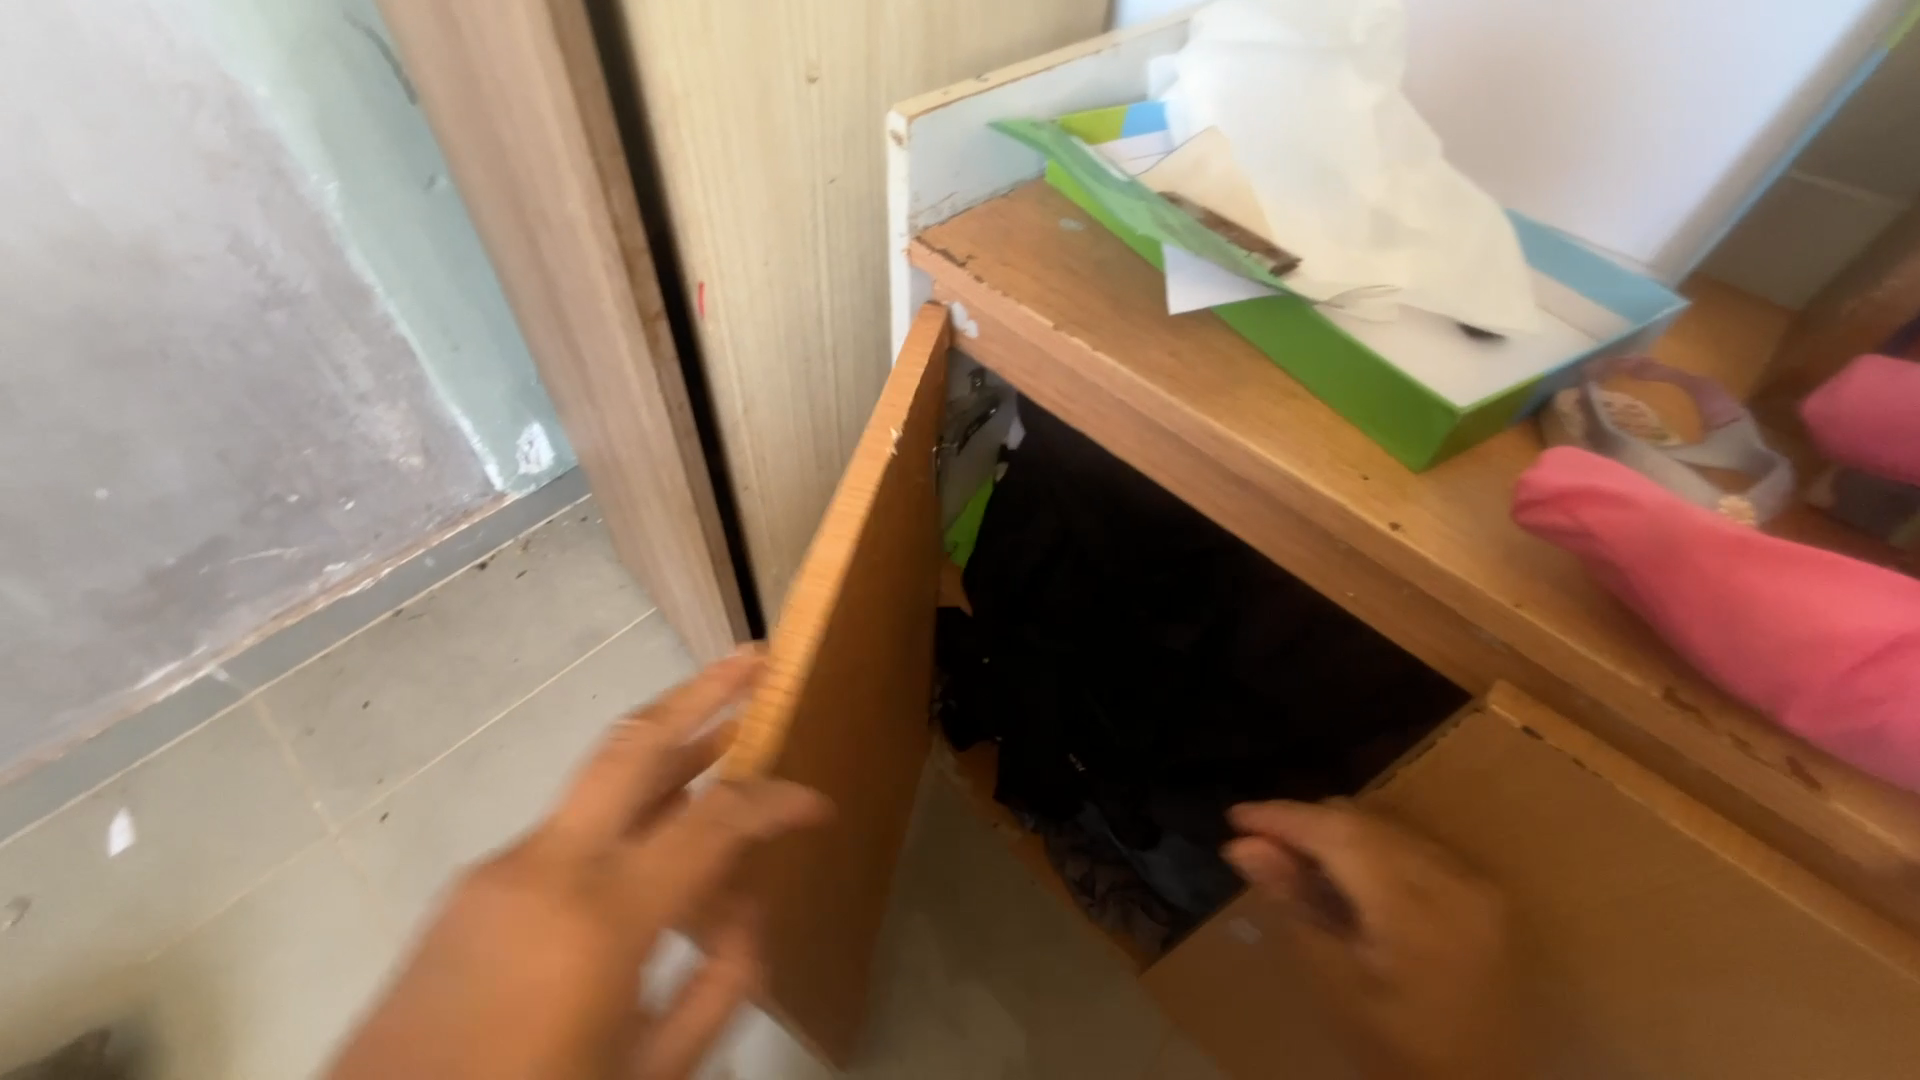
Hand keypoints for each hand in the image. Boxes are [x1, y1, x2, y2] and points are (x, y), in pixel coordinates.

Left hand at [326, 649, 828, 1079]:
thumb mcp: (652, 1074)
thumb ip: (719, 984)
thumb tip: (744, 909)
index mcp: (601, 917)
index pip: (715, 821)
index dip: (778, 802)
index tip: (817, 806)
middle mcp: (548, 865)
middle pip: (636, 742)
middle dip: (704, 690)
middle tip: (758, 657)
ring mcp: (499, 868)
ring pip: (600, 780)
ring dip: (668, 749)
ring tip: (725, 731)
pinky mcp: (471, 888)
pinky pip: (568, 833)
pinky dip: (625, 819)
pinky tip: (651, 851)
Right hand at [1224, 800, 1524, 1079]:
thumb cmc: (1396, 1047)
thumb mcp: (1333, 980)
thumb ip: (1292, 901)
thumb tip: (1241, 845)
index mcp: (1418, 912)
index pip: (1339, 834)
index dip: (1283, 817)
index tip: (1236, 817)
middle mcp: (1456, 882)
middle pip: (1361, 822)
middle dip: (1305, 823)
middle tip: (1258, 842)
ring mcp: (1478, 883)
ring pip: (1384, 825)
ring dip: (1334, 831)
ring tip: (1296, 858)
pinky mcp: (1484, 890)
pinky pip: (1410, 842)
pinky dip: (1367, 845)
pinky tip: (1343, 873)